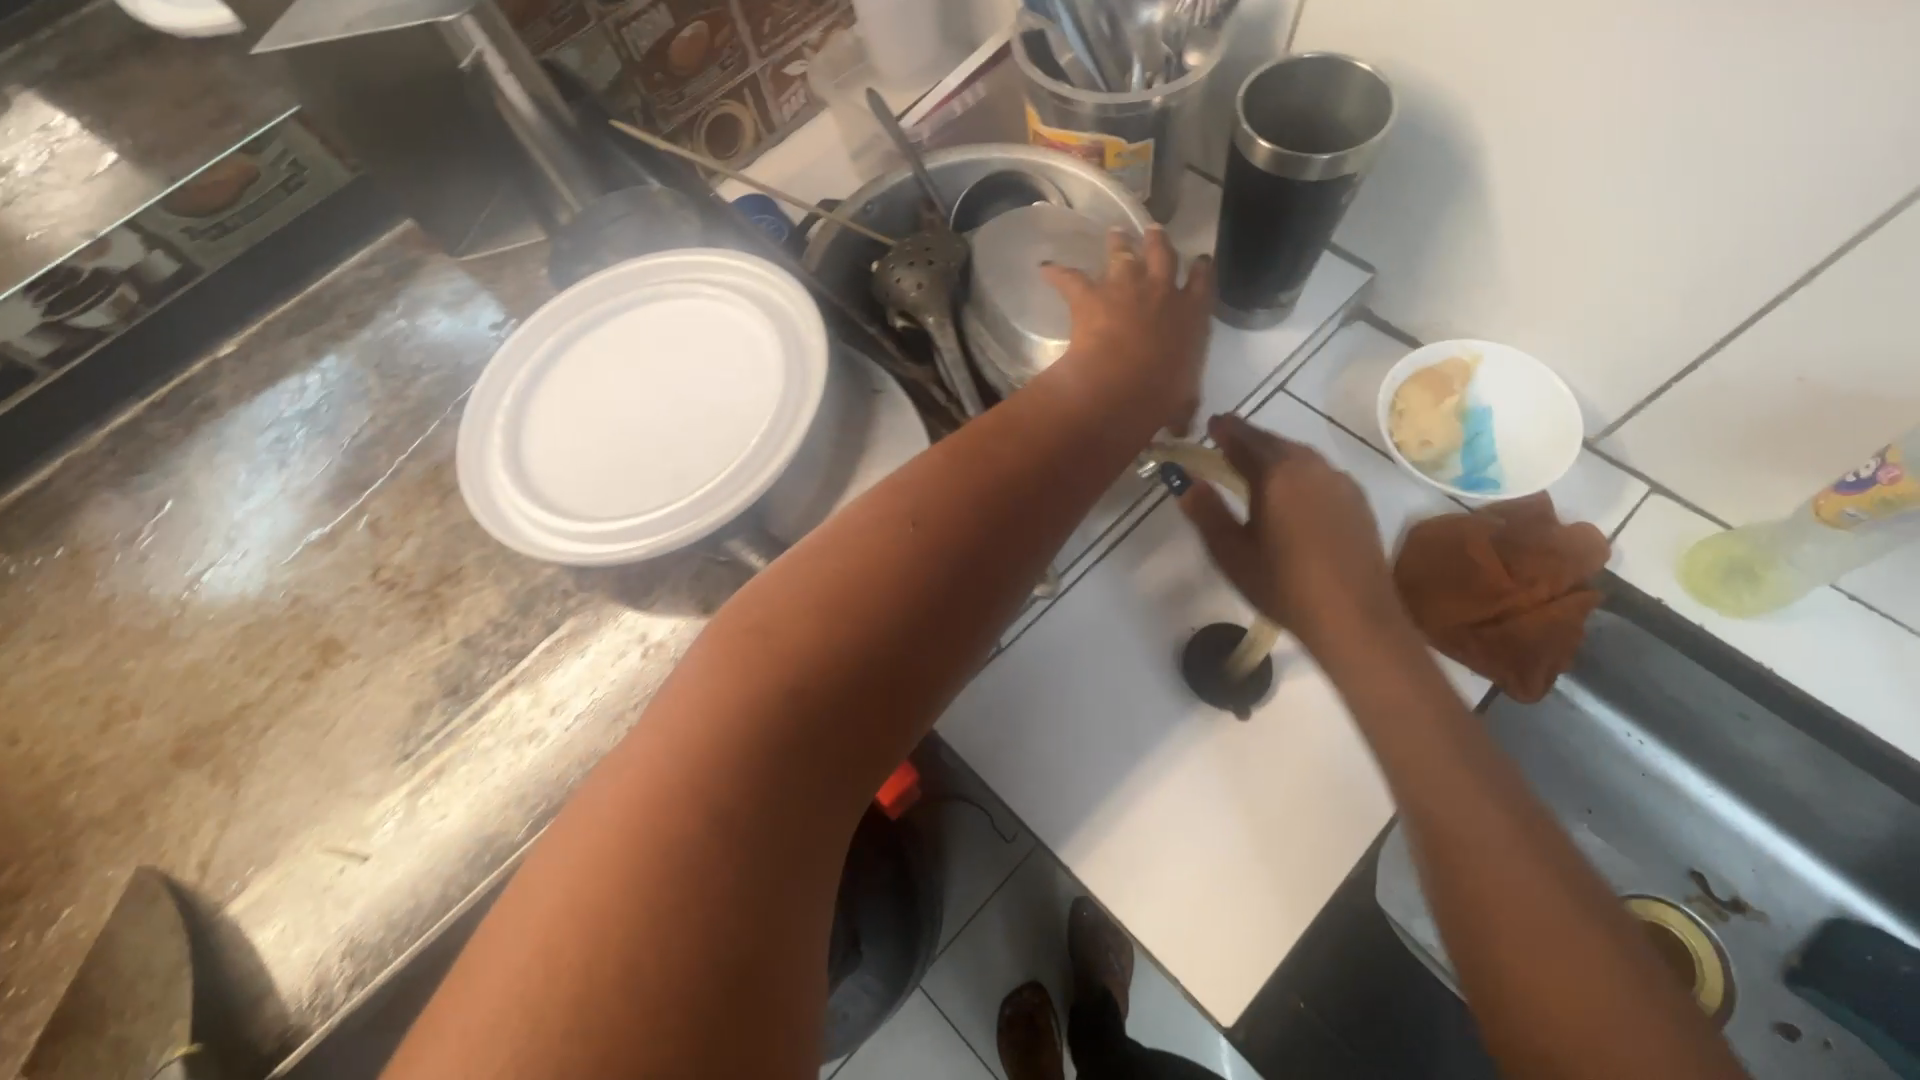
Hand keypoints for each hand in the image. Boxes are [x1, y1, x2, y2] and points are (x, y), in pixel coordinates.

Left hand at [1043, 226, 1213, 435]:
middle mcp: (1162, 291)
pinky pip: (1070, 278)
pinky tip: (1045, 268)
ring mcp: (1126, 287)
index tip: (1202, 260)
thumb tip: (1182, 428)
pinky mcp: (1091, 295)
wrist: (1127, 382)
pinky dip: (1056, 272)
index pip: (1203, 283)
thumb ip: (1181, 408)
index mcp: (1192, 315)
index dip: (1202, 270)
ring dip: (1118, 243)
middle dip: (1158, 240)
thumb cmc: (1163, 394)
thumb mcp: (1181, 401)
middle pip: (1163, 254)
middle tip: (1152, 229)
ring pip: (1124, 254)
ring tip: (1114, 232)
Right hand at [1179, 414, 1409, 648]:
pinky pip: (1321, 474)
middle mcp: (1311, 467)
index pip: (1243, 439)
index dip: (1224, 431)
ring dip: (1276, 455)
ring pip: (1301, 457)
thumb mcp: (1231, 553)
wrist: (1354, 616)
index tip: (1211, 424)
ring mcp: (1340, 482)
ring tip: (1257, 466)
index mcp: (1276, 474)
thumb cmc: (1283, 585)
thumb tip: (1184, 480)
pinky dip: (1300, 473)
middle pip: (1275, 443)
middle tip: (1228, 441)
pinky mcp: (1358, 501)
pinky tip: (1293, 493)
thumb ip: (1205, 511)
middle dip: (1250, 439)